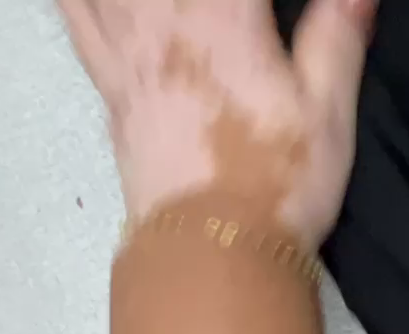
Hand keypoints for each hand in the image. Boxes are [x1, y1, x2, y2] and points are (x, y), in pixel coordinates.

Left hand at [57, 0, 375, 247]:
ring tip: (194, 16)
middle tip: (247, 16)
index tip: (292, 11)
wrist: (215, 236)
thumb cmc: (281, 176)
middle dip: (230, 4)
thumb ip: (337, 38)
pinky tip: (118, 6)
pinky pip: (70, 3)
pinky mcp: (104, 70)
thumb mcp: (329, 111)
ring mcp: (120, 37)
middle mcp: (157, 10)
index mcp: (222, 15)